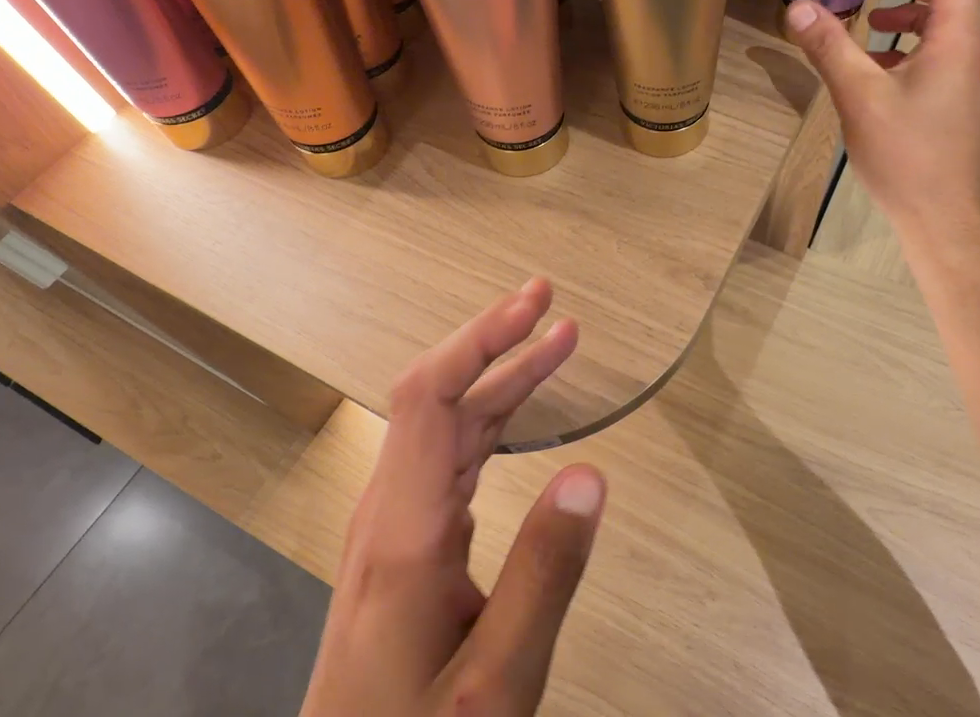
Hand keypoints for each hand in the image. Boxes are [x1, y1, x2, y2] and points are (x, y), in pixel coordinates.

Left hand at [302, 278, 605, 716]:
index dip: (483, 338)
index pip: (433, 397)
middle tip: (553, 308)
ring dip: (498, 382)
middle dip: (496, 343)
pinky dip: (489, 425)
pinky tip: (517, 423)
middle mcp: (389, 516)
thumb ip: (544, 574)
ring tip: (553, 350)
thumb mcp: (499, 676)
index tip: (537, 303)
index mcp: (405, 532)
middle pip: (438, 399)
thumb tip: (590, 472)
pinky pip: (446, 463)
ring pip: (443, 430)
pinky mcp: (402, 551)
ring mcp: (391, 533)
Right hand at [784, 0, 979, 261]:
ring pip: (945, 29)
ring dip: (907, 15)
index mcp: (960, 40)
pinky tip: (875, 71)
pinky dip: (909, 48)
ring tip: (866, 23)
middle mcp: (974, 54)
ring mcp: (971, 83)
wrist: (946, 222)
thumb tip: (798, 6)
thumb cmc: (908, 156)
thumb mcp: (859, 97)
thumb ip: (830, 46)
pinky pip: (941, 59)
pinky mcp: (962, 107)